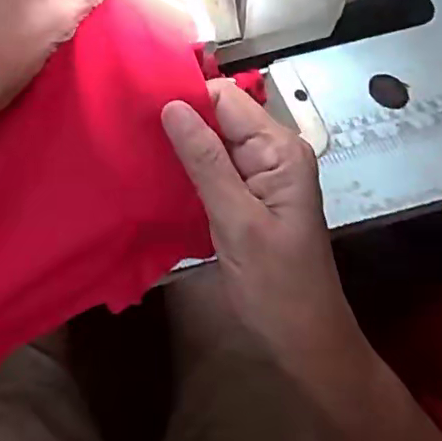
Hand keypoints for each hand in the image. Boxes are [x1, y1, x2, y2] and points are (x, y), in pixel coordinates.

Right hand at [161, 80, 366, 376]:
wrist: (307, 342)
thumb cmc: (277, 287)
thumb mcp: (237, 223)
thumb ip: (205, 161)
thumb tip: (171, 106)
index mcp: (280, 149)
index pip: (227, 98)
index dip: (188, 98)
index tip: (143, 108)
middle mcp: (275, 150)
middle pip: (221, 115)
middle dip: (182, 120)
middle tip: (134, 131)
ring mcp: (265, 171)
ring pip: (216, 139)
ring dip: (183, 145)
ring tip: (141, 149)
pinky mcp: (253, 192)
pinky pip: (218, 164)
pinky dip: (192, 167)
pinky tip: (163, 176)